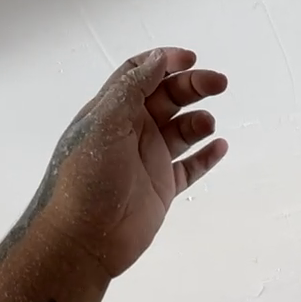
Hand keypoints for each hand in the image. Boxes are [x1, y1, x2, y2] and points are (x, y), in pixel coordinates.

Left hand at [22, 48, 228, 277]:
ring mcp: (149, 159)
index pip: (140, 73)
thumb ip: (132, 88)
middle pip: (168, 96)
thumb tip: (158, 58)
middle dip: (193, 85)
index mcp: (113, 111)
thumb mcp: (104, 124)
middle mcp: (132, 130)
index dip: (164, 61)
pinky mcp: (162, 187)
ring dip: (199, 120)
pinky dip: (207, 155)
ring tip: (207, 125)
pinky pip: (191, 166)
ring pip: (183, 129)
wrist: (80, 242)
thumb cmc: (86, 178)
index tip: (190, 59)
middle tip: (219, 84)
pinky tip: (220, 146)